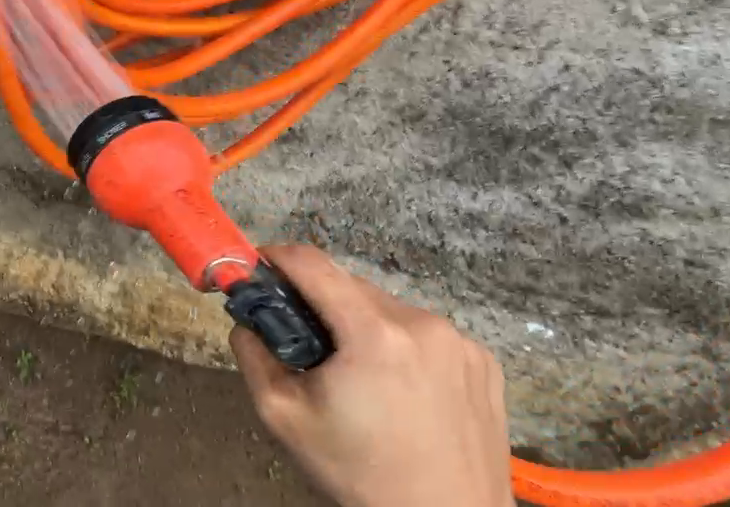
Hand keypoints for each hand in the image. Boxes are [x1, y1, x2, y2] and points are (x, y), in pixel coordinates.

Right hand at [232, 246, 512, 506]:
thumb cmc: (362, 472)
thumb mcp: (281, 414)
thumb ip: (250, 352)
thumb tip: (246, 319)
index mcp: (375, 334)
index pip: (310, 261)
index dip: (273, 257)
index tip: (255, 271)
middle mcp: (424, 326)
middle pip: (347, 283)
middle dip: (314, 299)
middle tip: (299, 336)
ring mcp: (460, 344)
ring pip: (383, 306)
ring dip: (355, 320)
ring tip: (349, 367)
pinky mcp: (483, 362)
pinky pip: (420, 330)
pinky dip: (396, 341)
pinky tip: (393, 382)